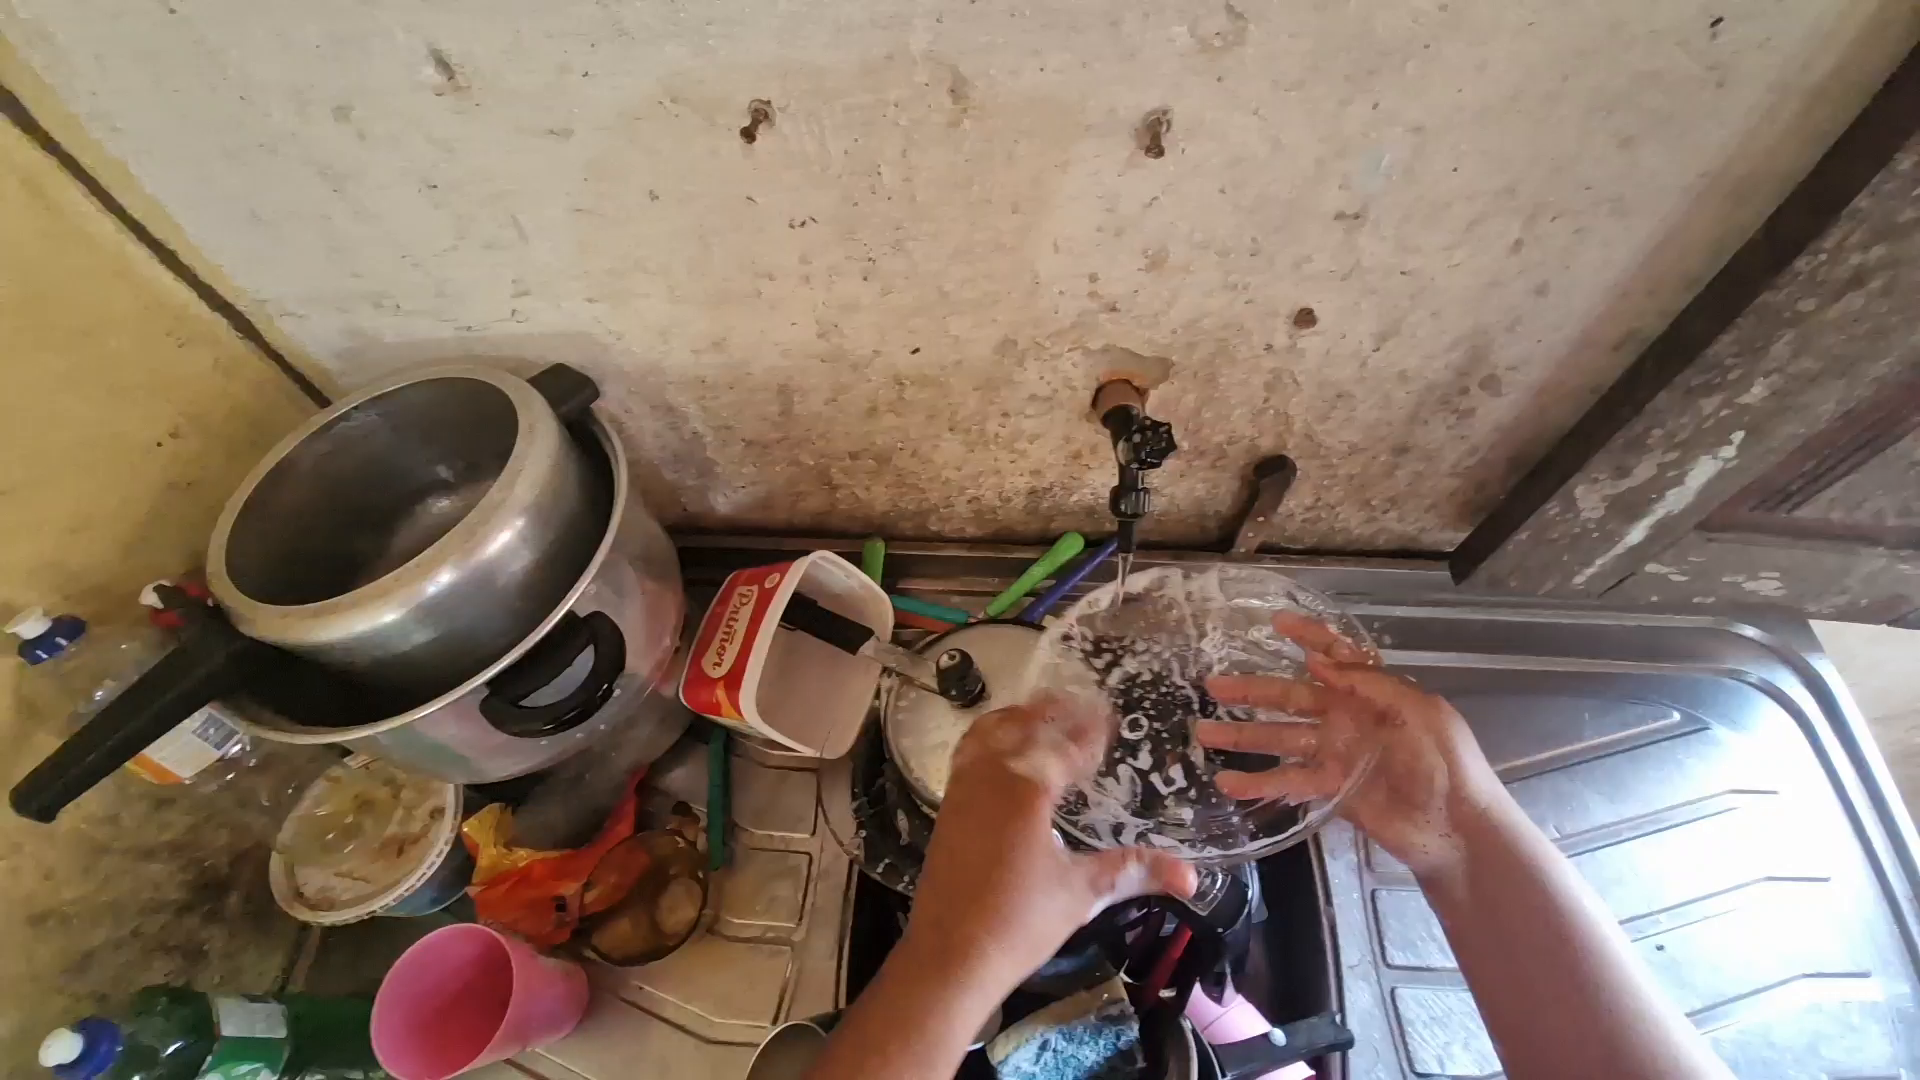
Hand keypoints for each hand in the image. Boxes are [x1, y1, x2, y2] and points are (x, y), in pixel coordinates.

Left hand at [900, 693, 1198, 999]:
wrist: (949, 953)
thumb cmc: (1019, 922)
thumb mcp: (1081, 893)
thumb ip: (1132, 871)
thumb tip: (1192, 877)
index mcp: (1027, 790)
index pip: (1065, 746)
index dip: (1089, 731)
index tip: (1109, 717)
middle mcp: (992, 775)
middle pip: (1024, 725)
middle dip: (1054, 712)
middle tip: (1081, 704)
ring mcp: (964, 786)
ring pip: (991, 731)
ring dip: (1019, 717)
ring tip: (1044, 714)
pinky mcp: (948, 801)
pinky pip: (970, 750)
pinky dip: (990, 736)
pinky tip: (1002, 747)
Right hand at [1195, 613, 1505, 873]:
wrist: (1459, 831)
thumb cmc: (1447, 765)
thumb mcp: (1421, 713)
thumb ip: (1370, 685)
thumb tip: (1316, 661)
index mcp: (1370, 693)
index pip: (1335, 655)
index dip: (1307, 636)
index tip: (1275, 622)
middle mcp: (1345, 717)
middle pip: (1290, 697)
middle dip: (1251, 690)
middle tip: (1212, 686)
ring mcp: (1334, 753)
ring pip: (1279, 738)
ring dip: (1242, 736)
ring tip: (1204, 734)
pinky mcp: (1328, 788)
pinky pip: (1287, 780)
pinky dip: (1257, 782)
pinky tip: (1227, 782)